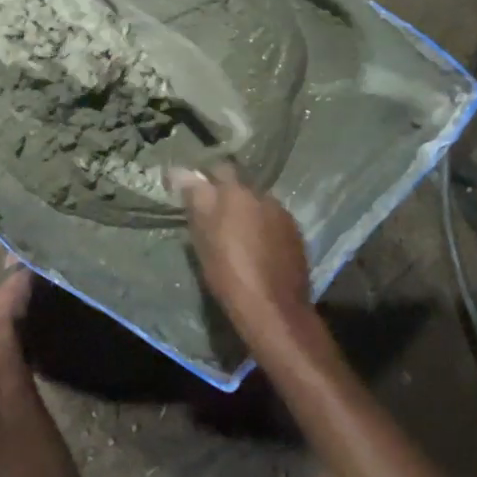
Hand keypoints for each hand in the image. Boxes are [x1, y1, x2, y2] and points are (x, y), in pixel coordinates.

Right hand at [170, 164, 309, 332]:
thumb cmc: (228, 272)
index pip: (219, 168)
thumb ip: (194, 200)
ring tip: (236, 233)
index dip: (205, 176)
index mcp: (236, 192)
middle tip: (212, 215)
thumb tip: (180, 171)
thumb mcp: (201, 237)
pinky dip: (262, 227)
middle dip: (226, 195)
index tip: (193, 190)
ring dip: (246, 211)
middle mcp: (263, 195)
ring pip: (258, 203)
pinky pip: (273, 221)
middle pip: (241, 185)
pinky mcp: (296, 234)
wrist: (273, 308)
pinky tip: (257, 247)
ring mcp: (283, 214)